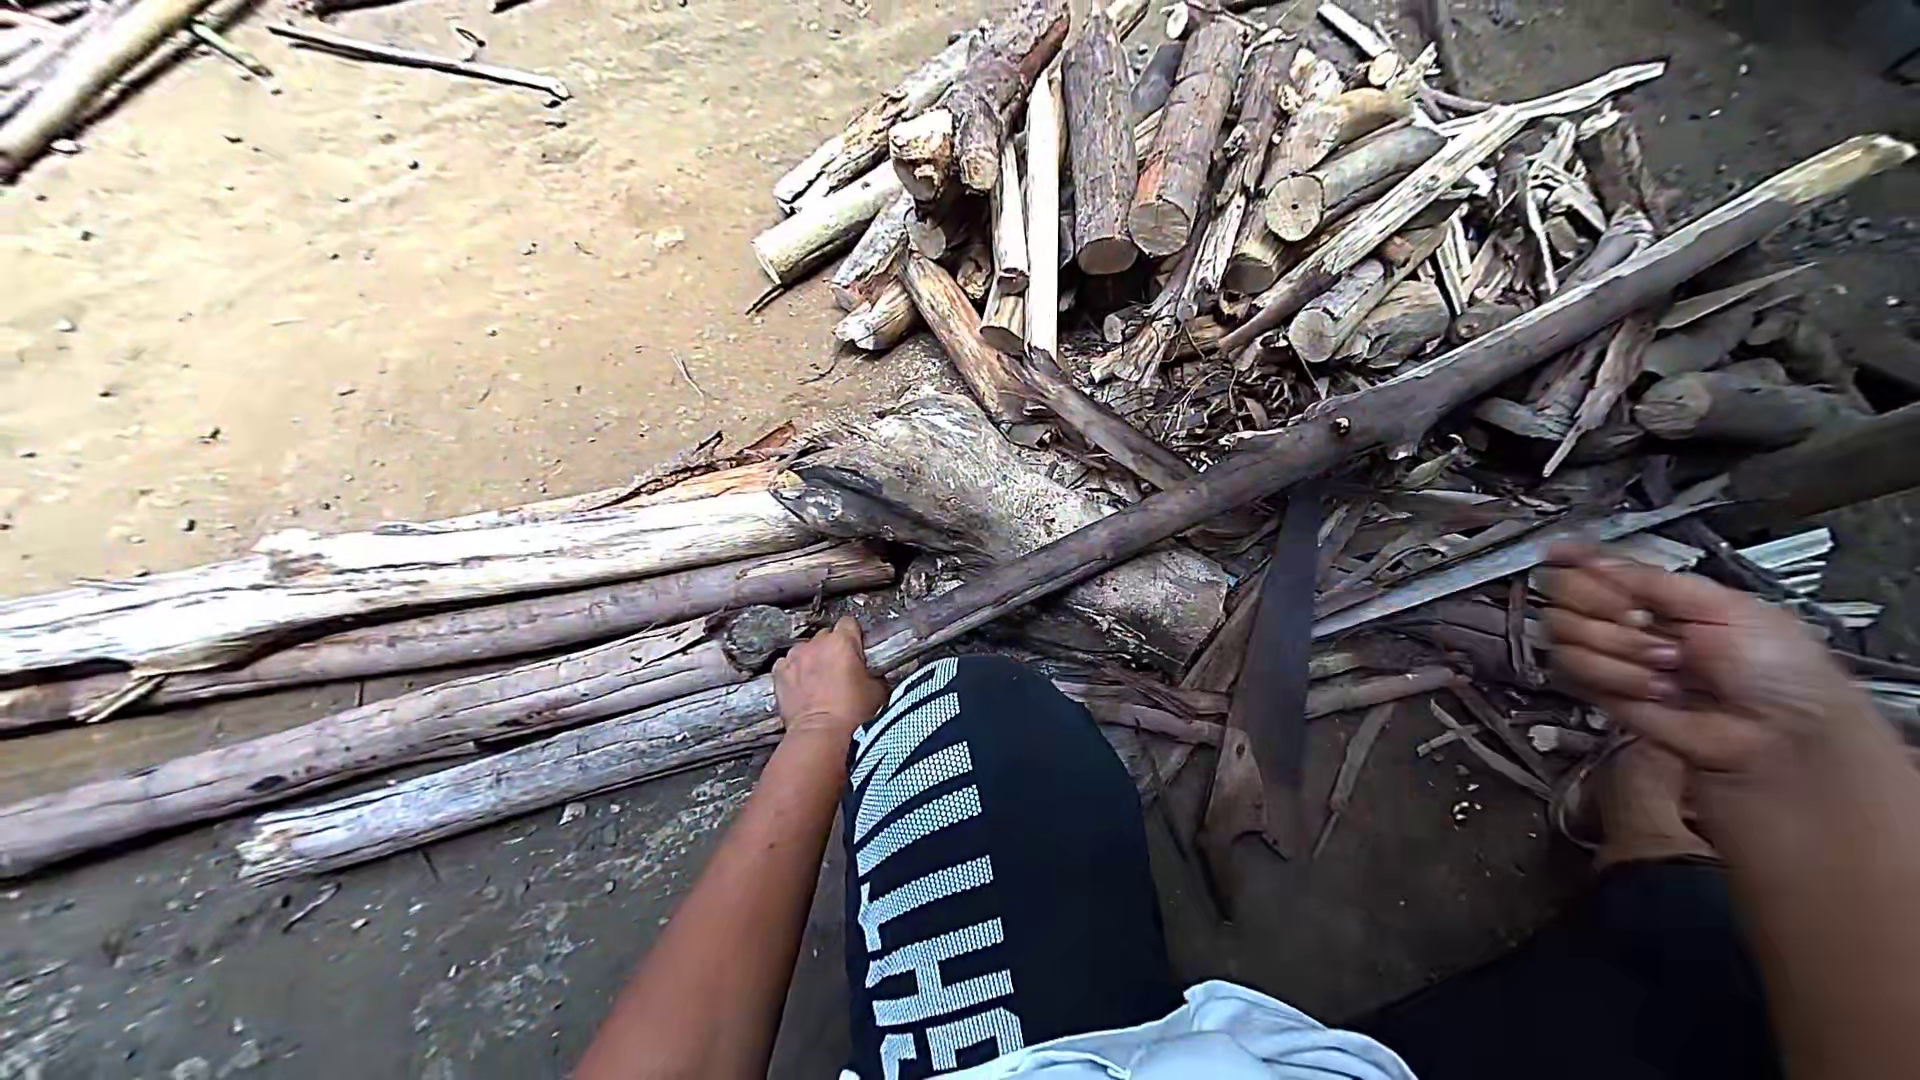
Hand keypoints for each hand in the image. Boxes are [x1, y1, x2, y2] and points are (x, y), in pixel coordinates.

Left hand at [772, 617, 887, 739]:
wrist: (821, 736)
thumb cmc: (852, 714)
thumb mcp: (878, 690)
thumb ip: (875, 672)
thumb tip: (875, 671)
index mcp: (843, 641)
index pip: (849, 623)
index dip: (854, 635)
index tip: (856, 649)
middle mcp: (817, 644)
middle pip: (826, 635)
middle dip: (833, 648)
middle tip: (840, 669)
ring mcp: (795, 657)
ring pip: (805, 649)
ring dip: (812, 659)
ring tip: (819, 680)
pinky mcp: (779, 673)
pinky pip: (787, 663)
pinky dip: (793, 671)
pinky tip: (801, 685)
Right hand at [1541, 545, 1888, 784]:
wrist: (1775, 736)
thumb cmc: (1778, 673)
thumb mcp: (1731, 608)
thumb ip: (1655, 580)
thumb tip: (1591, 558)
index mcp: (1656, 596)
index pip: (1591, 566)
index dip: (1577, 562)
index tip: (1565, 558)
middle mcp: (1623, 621)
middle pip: (1564, 594)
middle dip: (1601, 606)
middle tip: (1642, 621)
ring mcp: (1607, 653)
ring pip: (1563, 630)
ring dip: (1617, 647)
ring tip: (1666, 665)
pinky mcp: (1595, 686)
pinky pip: (1570, 666)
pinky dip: (1616, 676)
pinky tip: (1654, 688)